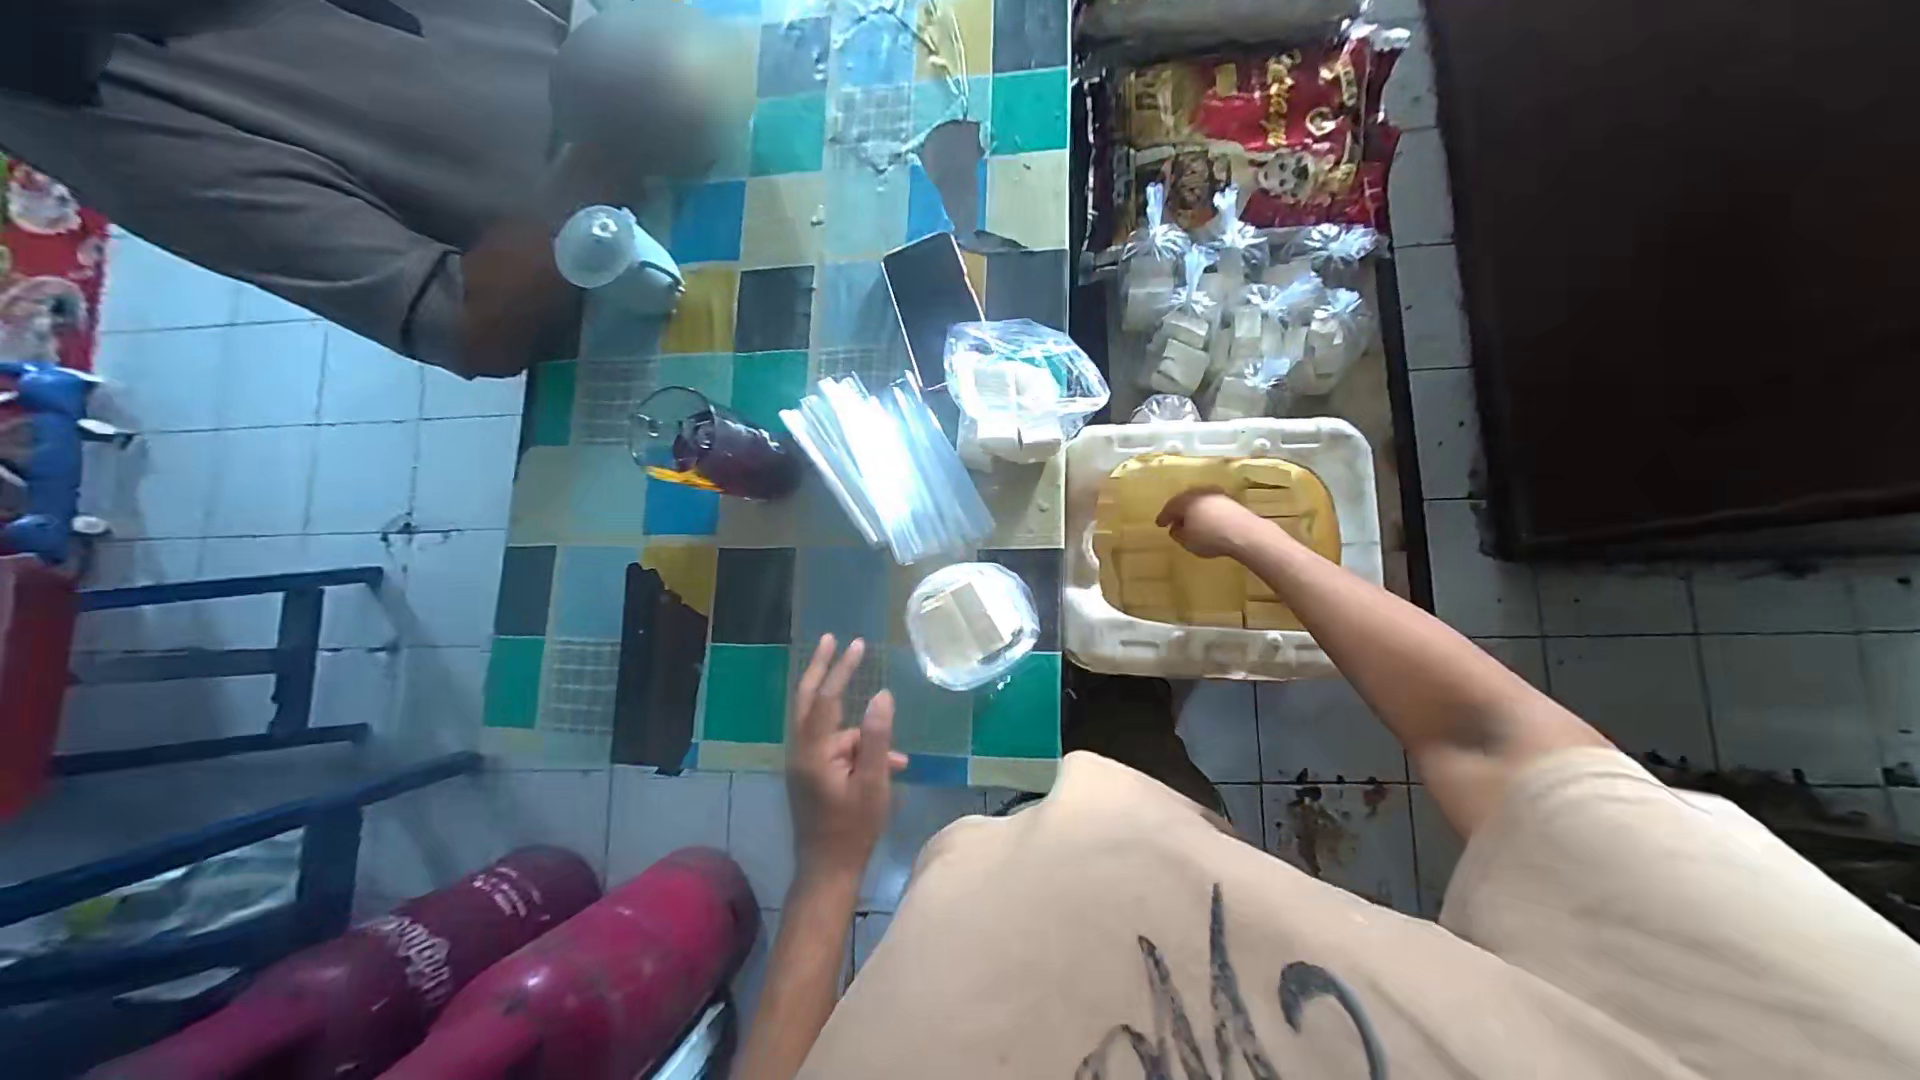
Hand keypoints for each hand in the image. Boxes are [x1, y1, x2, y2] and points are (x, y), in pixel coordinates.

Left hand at [786, 635, 908, 884]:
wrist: (827, 872)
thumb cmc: (853, 829)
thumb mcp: (873, 783)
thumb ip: (877, 738)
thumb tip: (882, 695)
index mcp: (813, 752)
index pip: (826, 699)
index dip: (841, 669)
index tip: (855, 644)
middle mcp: (801, 751)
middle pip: (809, 699)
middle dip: (822, 668)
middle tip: (831, 639)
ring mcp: (802, 763)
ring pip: (830, 729)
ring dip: (860, 735)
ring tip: (894, 763)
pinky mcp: (809, 774)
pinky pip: (834, 749)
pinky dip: (858, 752)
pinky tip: (888, 769)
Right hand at [1156, 487, 1268, 557]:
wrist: (1245, 533)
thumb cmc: (1210, 538)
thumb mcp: (1187, 541)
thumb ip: (1177, 534)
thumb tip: (1176, 528)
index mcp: (1184, 501)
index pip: (1169, 508)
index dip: (1163, 517)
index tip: (1159, 524)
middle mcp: (1198, 494)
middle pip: (1184, 501)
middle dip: (1178, 511)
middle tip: (1174, 521)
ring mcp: (1215, 495)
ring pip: (1199, 501)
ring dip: (1193, 511)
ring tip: (1191, 522)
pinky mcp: (1230, 500)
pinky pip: (1211, 505)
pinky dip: (1206, 512)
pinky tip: (1208, 520)